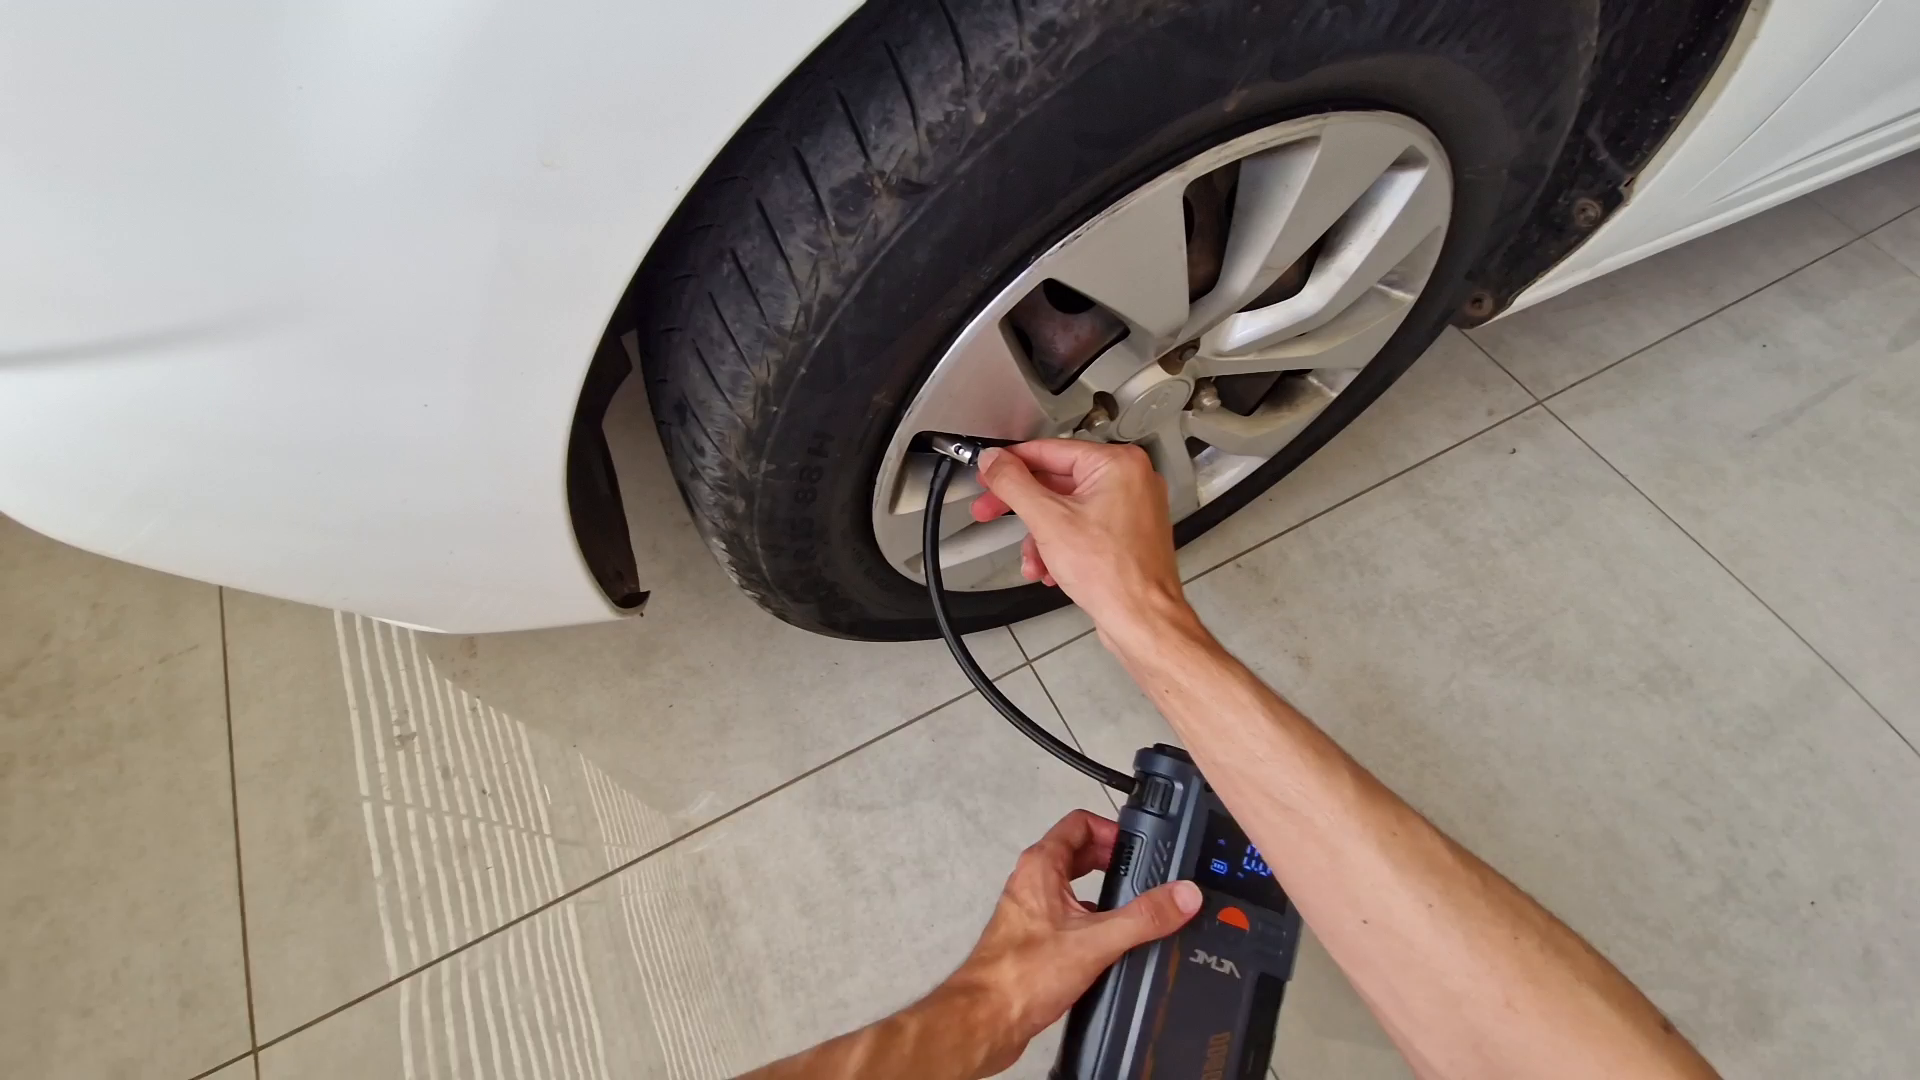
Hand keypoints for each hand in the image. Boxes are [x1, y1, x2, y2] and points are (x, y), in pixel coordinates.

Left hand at [940, 810, 1201, 1074]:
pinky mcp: (1034, 934)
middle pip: (1077, 851)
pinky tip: (1108, 937)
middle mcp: (1033, 879)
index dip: (1111, 829)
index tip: (1138, 845)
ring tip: (1131, 902)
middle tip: (1141, 873)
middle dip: (1111, 858)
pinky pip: (1067, 910)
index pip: (1079, 823)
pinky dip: (1090, 914)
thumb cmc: (1022, 973)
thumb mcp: (1096, 940)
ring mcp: (1031, 906)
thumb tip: (1181, 896)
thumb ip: (1142, 917)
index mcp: (1042, 865)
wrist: (988, 1016)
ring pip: (1072, 882)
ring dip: (1100, 887)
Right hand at [971, 439, 1195, 641]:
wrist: (1141, 620)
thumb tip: (995, 461)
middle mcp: (1131, 481)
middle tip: (991, 509)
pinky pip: (1083, 529)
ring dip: (1040, 536)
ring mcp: (1132, 509)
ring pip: (1067, 511)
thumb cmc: (1115, 574)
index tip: (990, 470)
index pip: (1051, 451)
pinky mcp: (1127, 536)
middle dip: (1022, 506)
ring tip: (1031, 558)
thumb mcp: (1048, 520)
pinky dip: (1061, 547)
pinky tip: (1050, 569)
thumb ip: (1014, 484)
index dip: (1012, 462)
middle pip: (1058, 482)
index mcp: (1118, 464)